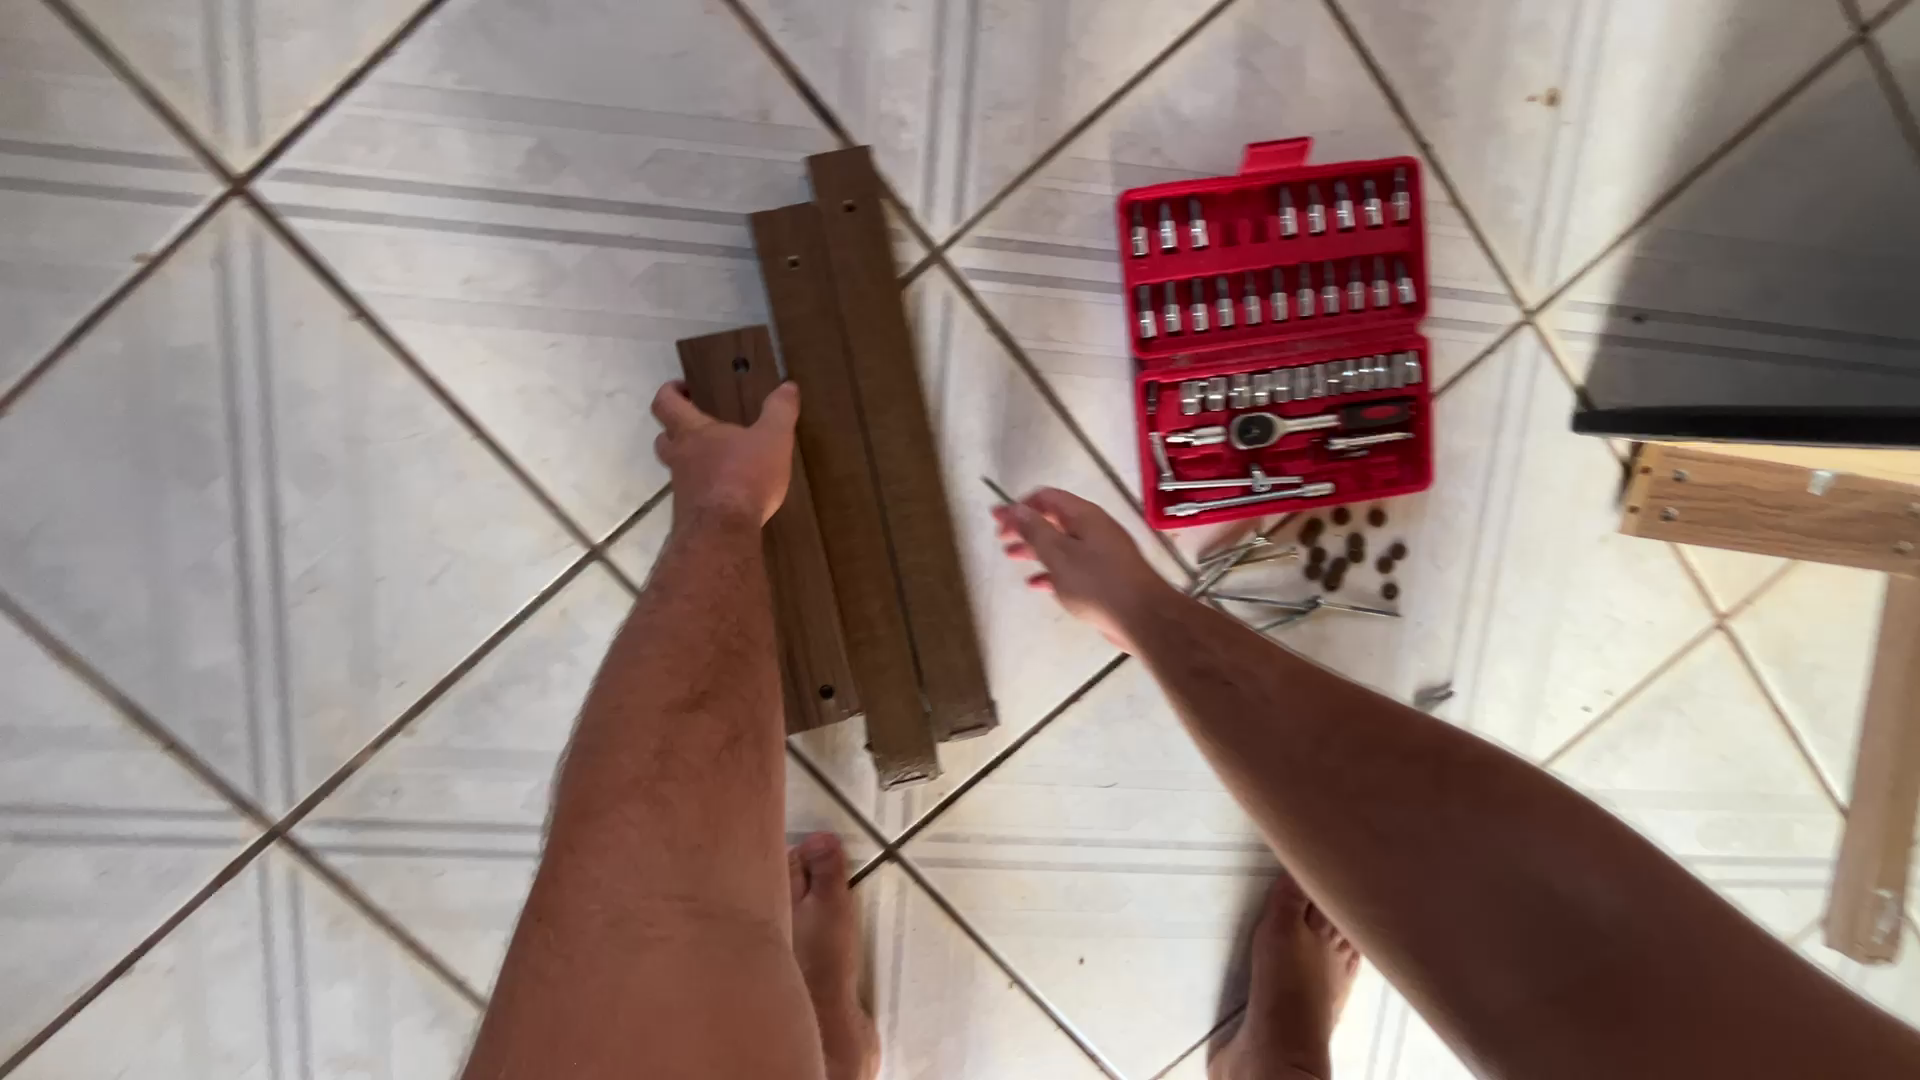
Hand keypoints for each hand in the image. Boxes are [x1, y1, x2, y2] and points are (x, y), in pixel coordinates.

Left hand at [652, 380, 798, 525]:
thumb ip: (780, 412)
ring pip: (677, 469)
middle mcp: (681, 458)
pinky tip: (726, 496)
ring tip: (717, 464)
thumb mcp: (773, 439)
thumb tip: (789, 386)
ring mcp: (682, 489)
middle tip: (697, 427)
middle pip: (664, 438)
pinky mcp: (690, 514)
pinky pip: (693, 496)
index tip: (683, 388)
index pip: (666, 404)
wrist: (724, 530)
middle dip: (675, 429)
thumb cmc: (746, 475)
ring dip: (690, 463)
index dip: (670, 392)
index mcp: (693, 432)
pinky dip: (705, 491)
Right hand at [992, 487, 1175, 652]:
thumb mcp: (1059, 555)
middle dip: (1025, 527)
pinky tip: (1037, 584)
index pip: (1046, 498)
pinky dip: (1052, 571)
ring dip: (1035, 548)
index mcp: (1084, 516)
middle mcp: (1094, 529)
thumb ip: (1035, 531)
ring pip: (1061, 544)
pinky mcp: (1105, 576)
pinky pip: (1072, 567)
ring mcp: (1101, 553)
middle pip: (1053, 520)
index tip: (997, 520)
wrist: (1144, 618)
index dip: (1019, 506)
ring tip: (1012, 557)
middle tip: (1001, 538)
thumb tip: (1015, 508)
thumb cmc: (1098, 583)